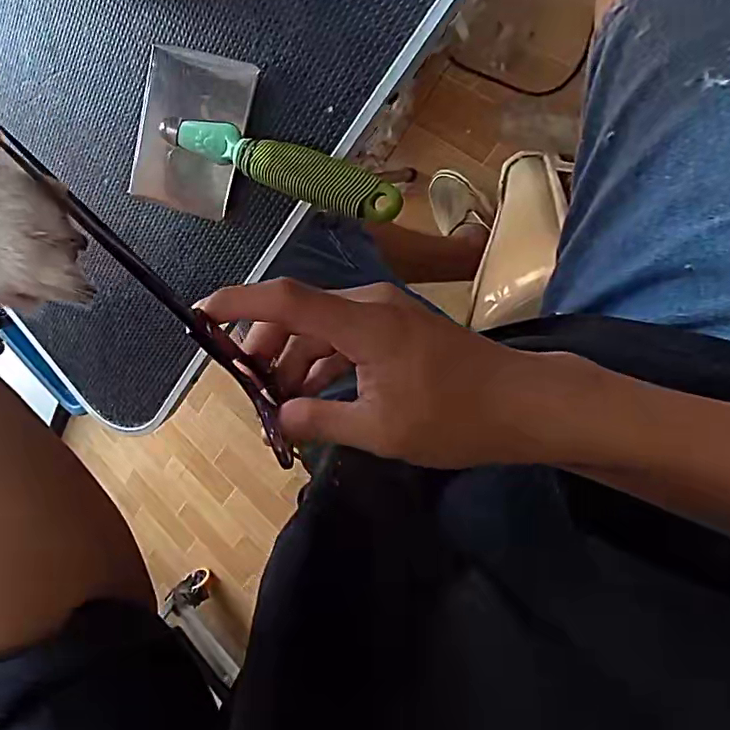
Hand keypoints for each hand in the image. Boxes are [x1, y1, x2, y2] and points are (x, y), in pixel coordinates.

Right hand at [198, 279, 561, 468]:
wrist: (527, 405)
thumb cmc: (457, 417)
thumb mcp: (382, 430)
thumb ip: (321, 420)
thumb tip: (278, 418)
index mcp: (361, 322)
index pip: (285, 299)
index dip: (238, 302)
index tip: (201, 313)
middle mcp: (366, 305)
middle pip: (295, 314)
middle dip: (264, 350)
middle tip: (249, 392)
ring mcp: (382, 314)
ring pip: (316, 327)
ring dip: (292, 361)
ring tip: (280, 404)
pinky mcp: (392, 328)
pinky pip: (341, 337)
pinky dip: (320, 362)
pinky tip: (313, 395)